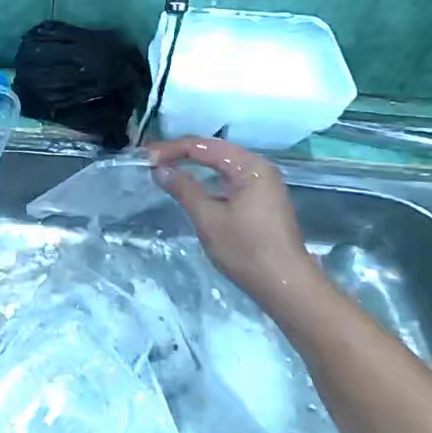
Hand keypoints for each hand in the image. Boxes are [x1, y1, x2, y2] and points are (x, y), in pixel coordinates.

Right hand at [149, 137, 317, 299]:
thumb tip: (160, 170)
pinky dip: (207, 176)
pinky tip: (191, 182)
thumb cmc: (246, 250)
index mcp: (250, 167)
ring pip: (222, 163)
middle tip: (151, 159)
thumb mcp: (208, 218)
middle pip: (214, 150)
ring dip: (193, 163)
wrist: (285, 286)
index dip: (173, 149)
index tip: (146, 158)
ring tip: (165, 166)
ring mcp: (262, 184)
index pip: (204, 147)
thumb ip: (184, 189)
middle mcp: (259, 168)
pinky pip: (228, 177)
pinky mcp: (261, 199)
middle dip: (181, 152)